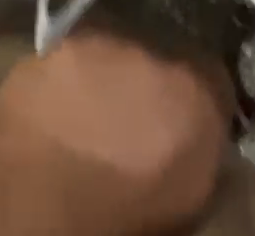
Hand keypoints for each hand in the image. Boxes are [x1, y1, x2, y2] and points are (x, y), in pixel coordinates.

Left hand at [0, 34, 230, 230]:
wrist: (43, 193)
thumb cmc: (127, 211)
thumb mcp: (191, 196)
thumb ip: (202, 149)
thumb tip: (199, 135)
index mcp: (195, 90)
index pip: (211, 77)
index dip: (197, 96)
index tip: (186, 115)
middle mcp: (148, 51)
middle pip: (156, 55)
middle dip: (148, 79)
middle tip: (133, 113)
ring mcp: (94, 42)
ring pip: (109, 51)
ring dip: (106, 72)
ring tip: (93, 107)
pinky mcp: (48, 44)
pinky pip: (67, 58)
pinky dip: (67, 77)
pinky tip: (58, 102)